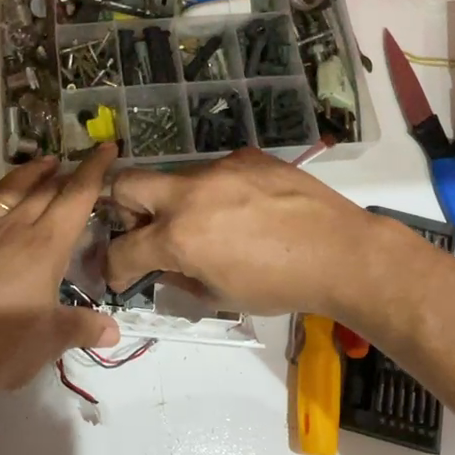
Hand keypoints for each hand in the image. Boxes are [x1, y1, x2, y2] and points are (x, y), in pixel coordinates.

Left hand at [0, 145, 122, 411]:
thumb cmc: (1, 348)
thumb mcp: (50, 341)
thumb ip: (82, 328)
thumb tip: (113, 330)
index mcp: (45, 246)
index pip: (76, 197)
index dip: (93, 171)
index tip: (106, 149)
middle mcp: (13, 230)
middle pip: (44, 189)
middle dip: (66, 171)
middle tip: (80, 160)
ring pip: (9, 191)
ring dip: (30, 174)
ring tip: (44, 164)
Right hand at [106, 149, 415, 315]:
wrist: (341, 252)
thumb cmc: (280, 286)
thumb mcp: (221, 297)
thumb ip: (181, 280)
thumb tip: (165, 270)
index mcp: (178, 236)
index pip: (121, 249)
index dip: (113, 267)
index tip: (121, 275)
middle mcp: (188, 194)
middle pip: (125, 183)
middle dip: (122, 209)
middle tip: (143, 230)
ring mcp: (217, 170)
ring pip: (174, 177)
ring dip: (174, 201)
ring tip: (207, 224)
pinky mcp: (245, 157)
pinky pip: (214, 172)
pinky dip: (215, 191)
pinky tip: (243, 210)